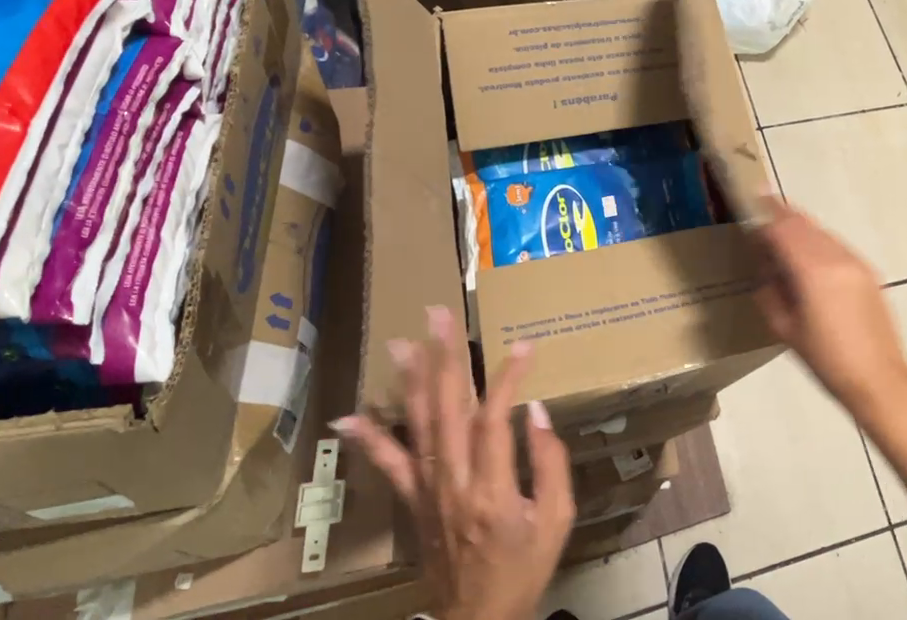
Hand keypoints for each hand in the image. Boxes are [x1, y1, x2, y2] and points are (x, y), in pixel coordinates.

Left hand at [336, 307, 573, 619]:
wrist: (477, 619)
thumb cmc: (523, 568)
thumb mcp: (557, 521)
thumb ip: (550, 464)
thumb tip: (537, 412)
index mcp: (492, 489)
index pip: (494, 419)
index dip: (507, 378)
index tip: (524, 346)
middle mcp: (452, 483)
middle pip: (446, 409)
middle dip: (443, 358)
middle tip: (439, 315)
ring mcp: (426, 491)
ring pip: (416, 425)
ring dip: (409, 380)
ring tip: (402, 341)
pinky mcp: (412, 502)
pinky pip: (389, 465)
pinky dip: (368, 438)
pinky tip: (348, 414)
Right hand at [749, 198, 906, 420]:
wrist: (879, 381)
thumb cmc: (826, 360)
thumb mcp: (785, 329)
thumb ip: (770, 292)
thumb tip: (766, 270)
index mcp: (813, 271)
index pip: (783, 228)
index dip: (763, 217)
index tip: (747, 210)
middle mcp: (836, 257)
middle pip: (803, 222)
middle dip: (780, 215)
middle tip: (760, 213)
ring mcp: (856, 262)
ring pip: (821, 231)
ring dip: (799, 227)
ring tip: (782, 235)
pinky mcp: (868, 271)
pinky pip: (836, 245)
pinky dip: (817, 241)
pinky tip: (808, 257)